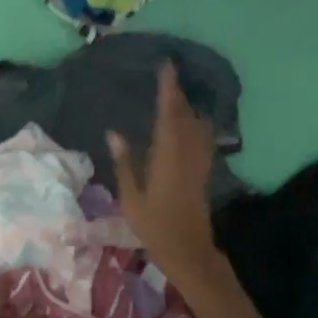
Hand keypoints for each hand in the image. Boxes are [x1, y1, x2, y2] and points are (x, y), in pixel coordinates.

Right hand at [108, 63, 220, 275]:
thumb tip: (114, 133)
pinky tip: (191, 123)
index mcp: (167, 155)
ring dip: (188, 107)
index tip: (166, 67)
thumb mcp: (131, 197)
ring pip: (197, 125)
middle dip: (177, 94)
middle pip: (185, 115)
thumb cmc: (154, 226)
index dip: (168, 90)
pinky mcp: (203, 172)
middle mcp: (187, 153)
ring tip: (177, 95)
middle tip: (168, 76)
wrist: (188, 250)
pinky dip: (196, 124)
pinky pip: (202, 138)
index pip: (169, 114)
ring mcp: (198, 162)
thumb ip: (124, 163)